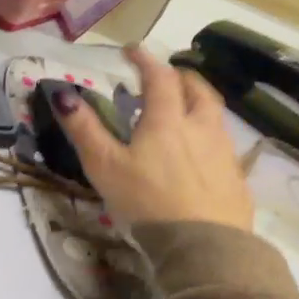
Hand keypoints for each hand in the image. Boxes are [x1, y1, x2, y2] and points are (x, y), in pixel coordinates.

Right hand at [52, 46, 253, 230]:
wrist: (206, 248)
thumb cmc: (147, 200)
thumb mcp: (104, 164)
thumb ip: (84, 127)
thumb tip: (62, 93)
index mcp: (166, 121)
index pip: (160, 78)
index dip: (145, 60)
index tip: (131, 50)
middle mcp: (201, 129)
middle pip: (199, 91)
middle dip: (181, 77)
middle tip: (164, 75)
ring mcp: (223, 154)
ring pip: (214, 116)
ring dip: (197, 103)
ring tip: (179, 110)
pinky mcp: (236, 179)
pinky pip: (222, 144)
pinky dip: (206, 134)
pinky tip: (196, 151)